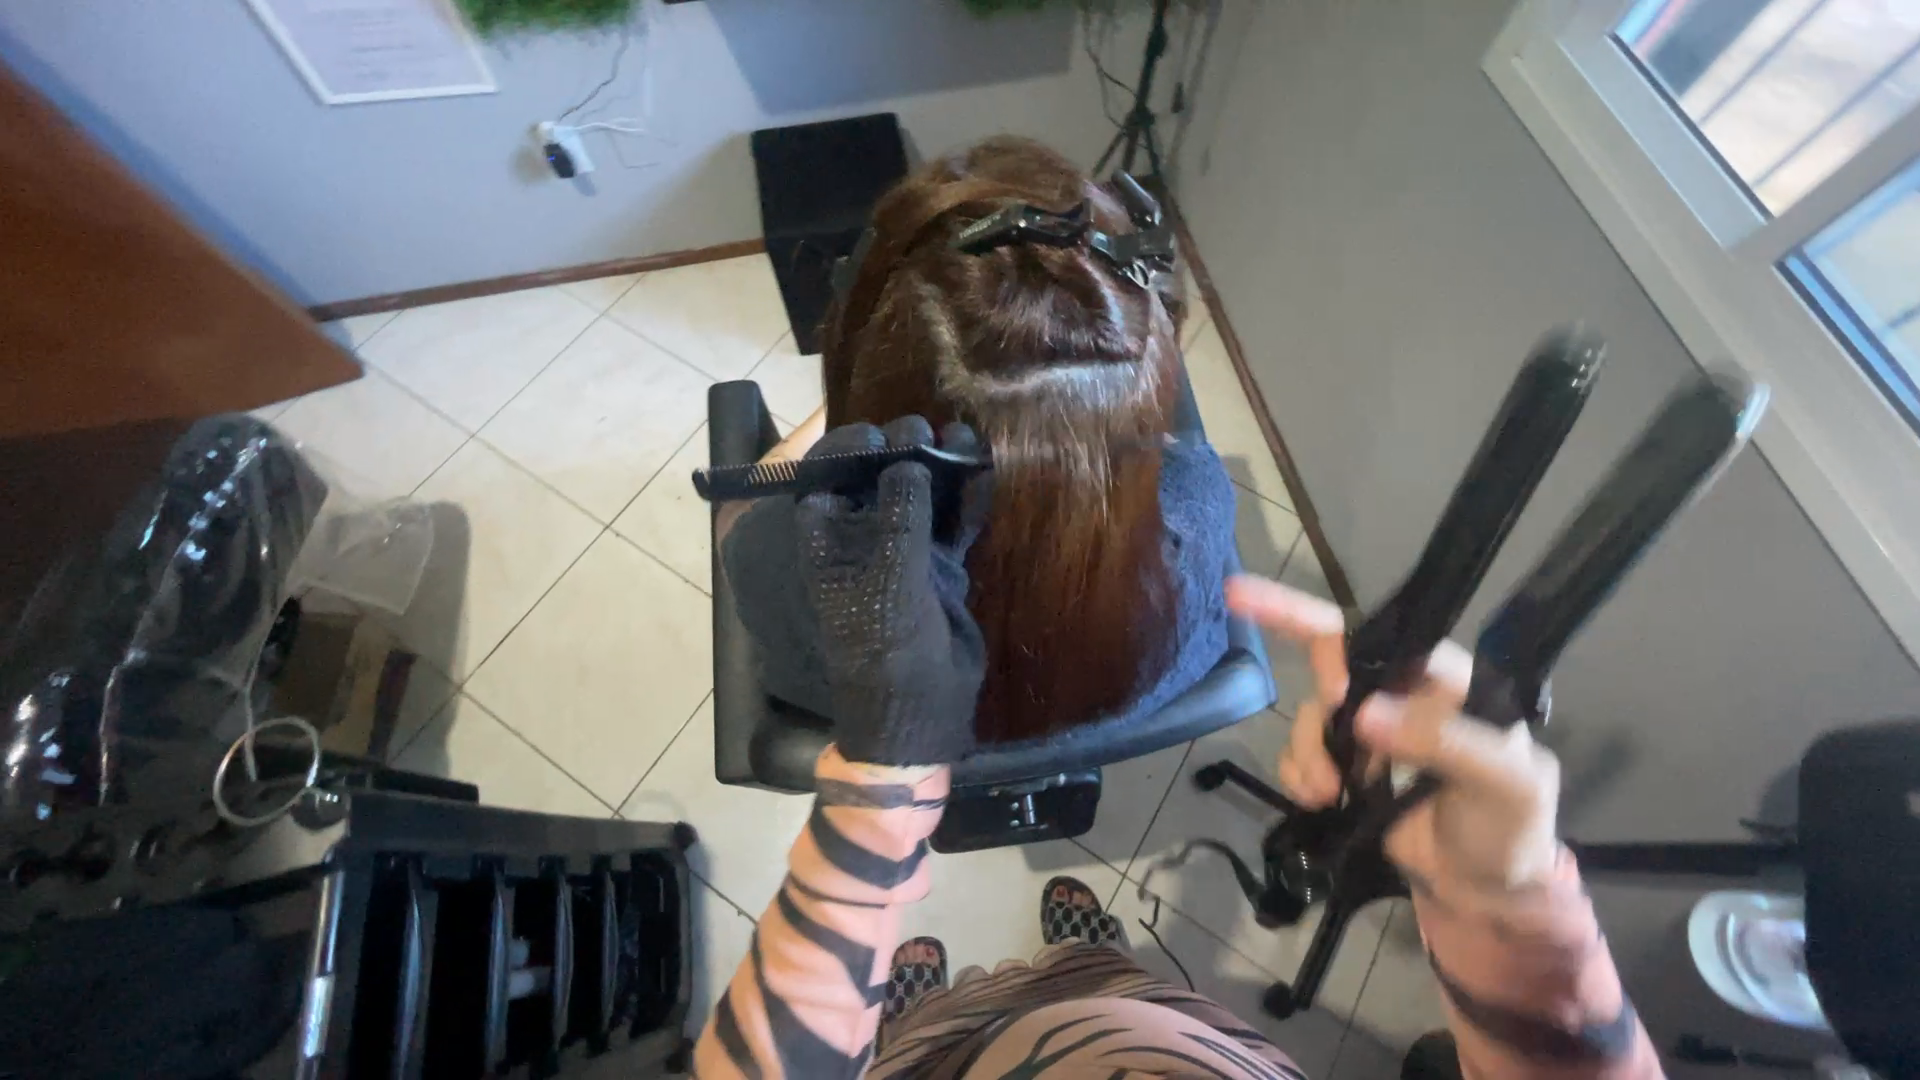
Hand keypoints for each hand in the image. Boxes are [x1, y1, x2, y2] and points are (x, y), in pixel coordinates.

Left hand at [797, 417, 989, 766]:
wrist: (921, 707)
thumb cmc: (886, 644)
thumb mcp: (889, 577)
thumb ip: (898, 515)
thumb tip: (906, 460)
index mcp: (830, 542)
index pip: (825, 480)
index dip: (844, 450)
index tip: (875, 433)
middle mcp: (863, 540)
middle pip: (877, 479)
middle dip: (899, 449)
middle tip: (923, 430)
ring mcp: (904, 551)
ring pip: (920, 494)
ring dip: (939, 465)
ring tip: (960, 435)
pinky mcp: (941, 565)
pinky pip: (954, 521)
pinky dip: (968, 497)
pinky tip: (981, 466)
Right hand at [1226, 576, 1561, 896]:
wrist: (1481, 892)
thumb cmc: (1506, 830)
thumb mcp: (1502, 786)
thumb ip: (1445, 743)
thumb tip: (1364, 714)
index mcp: (1440, 680)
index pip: (1377, 634)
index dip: (1312, 616)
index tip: (1244, 597)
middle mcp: (1397, 693)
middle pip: (1328, 663)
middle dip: (1305, 680)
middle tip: (1282, 675)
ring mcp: (1364, 729)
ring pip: (1310, 715)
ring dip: (1309, 754)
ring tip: (1327, 794)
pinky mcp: (1339, 763)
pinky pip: (1296, 753)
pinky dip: (1296, 774)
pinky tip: (1316, 799)